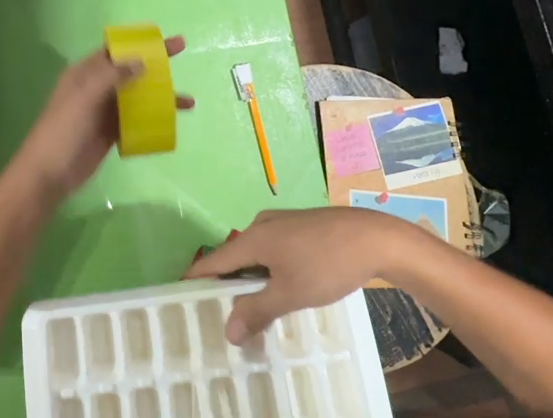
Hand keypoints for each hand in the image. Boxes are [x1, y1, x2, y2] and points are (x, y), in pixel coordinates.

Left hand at [11, 37, 192, 199]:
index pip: (115, 50)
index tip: (166, 39)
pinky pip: (135, 121)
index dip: (139, 43)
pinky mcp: (110, 134)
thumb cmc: (63, 129)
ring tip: (188, 102)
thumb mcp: (85, 97)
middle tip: (183, 53)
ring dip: (160, 97)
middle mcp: (95, 88)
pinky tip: (170, 124)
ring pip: (136, 98)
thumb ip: (111, 76)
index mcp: (85, 73)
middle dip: (155, 64)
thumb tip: (141, 60)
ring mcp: (103, 112)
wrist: (48, 174)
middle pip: (130, 70)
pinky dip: (153, 120)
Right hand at [185, 208, 421, 343]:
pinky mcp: (301, 225)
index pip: (214, 260)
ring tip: (251, 305)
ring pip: (256, 252)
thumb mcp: (290, 293)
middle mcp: (261, 225)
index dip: (196, 277)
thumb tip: (227, 330)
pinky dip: (268, 267)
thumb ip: (257, 310)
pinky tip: (281, 285)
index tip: (179, 294)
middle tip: (220, 311)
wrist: (373, 238)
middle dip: (226, 283)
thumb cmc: (326, 264)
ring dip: (250, 277)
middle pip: (234, 256)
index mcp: (252, 238)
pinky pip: (273, 248)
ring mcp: (283, 222)